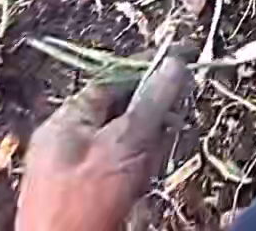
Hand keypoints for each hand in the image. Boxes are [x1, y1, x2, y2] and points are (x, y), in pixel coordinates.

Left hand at [16, 50, 193, 230]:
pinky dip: (143, 156)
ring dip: (151, 135)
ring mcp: (78, 163)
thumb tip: (174, 61)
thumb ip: (153, 98)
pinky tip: (147, 171)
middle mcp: (70, 137)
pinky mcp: (91, 184)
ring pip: (130, 129)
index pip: (117, 76)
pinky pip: (126, 154)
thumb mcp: (128, 142)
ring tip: (154, 156)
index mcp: (68, 121)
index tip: (187, 56)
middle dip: (155, 107)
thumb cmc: (88, 201)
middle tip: (174, 116)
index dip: (152, 65)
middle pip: (126, 102)